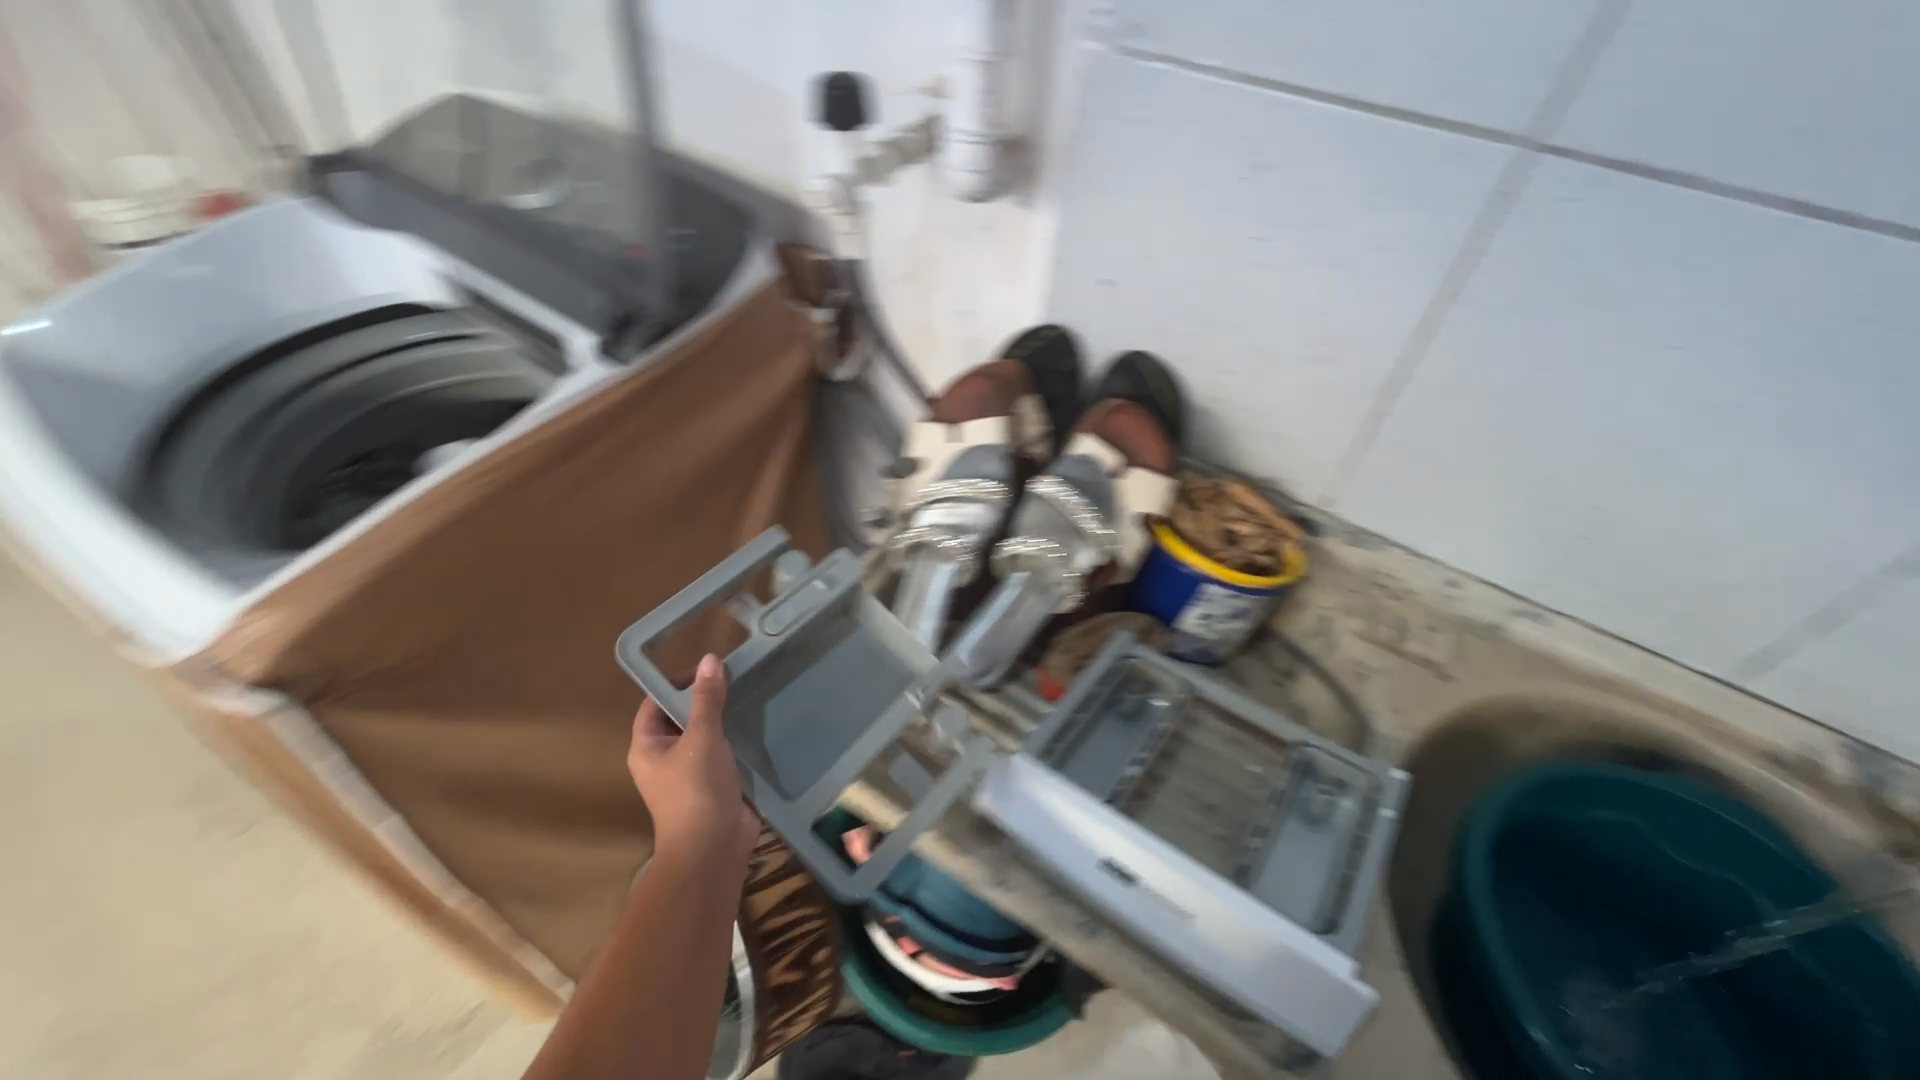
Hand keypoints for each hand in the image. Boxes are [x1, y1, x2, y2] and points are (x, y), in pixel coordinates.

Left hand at [628, 654, 760, 864]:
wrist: (713, 847)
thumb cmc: (696, 789)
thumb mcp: (702, 737)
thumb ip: (707, 699)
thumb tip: (710, 659)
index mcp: (647, 746)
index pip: (655, 703)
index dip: (677, 683)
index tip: (708, 668)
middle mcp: (665, 759)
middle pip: (683, 718)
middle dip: (707, 700)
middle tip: (737, 678)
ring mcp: (691, 774)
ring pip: (707, 737)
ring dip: (727, 721)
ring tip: (752, 695)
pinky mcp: (717, 786)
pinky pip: (726, 755)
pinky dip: (740, 742)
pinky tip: (761, 725)